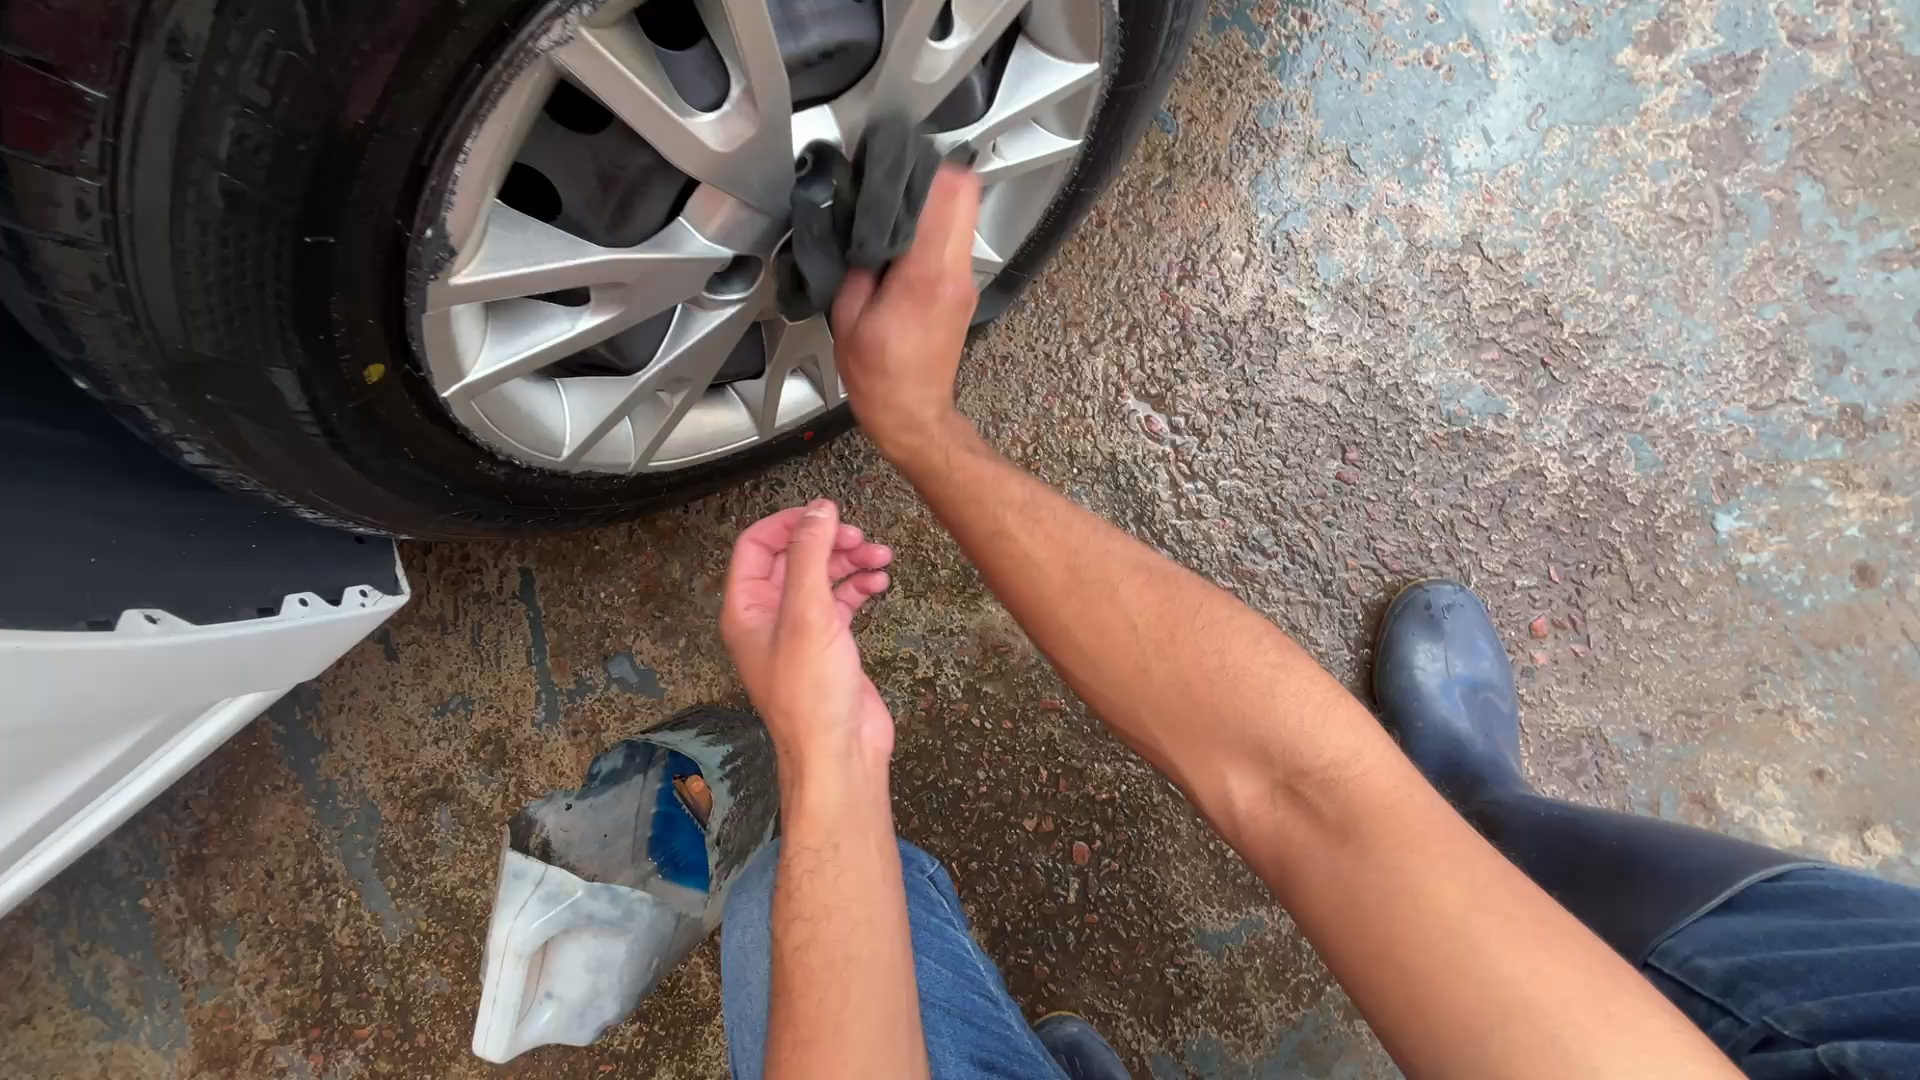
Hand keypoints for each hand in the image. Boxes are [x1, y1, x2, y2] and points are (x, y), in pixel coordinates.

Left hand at [720, 501, 895, 769]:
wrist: (840, 751)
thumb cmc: (812, 693)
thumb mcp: (807, 614)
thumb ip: (809, 555)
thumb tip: (819, 509)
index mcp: (746, 608)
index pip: (756, 545)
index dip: (789, 523)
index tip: (825, 513)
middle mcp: (769, 616)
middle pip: (794, 558)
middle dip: (828, 542)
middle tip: (859, 537)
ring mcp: (800, 631)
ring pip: (822, 577)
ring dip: (850, 562)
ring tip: (881, 557)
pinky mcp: (830, 644)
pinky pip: (842, 601)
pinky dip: (860, 586)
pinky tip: (880, 582)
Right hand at [831, 165, 980, 462]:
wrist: (913, 416)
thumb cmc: (883, 380)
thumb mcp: (847, 317)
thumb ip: (856, 265)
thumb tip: (861, 232)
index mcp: (926, 274)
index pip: (948, 193)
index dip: (923, 165)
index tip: (895, 157)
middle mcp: (955, 274)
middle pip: (963, 194)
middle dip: (928, 176)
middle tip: (894, 177)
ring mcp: (964, 283)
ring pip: (960, 217)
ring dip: (929, 205)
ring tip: (892, 213)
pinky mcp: (961, 293)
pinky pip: (952, 244)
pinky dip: (930, 232)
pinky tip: (900, 246)